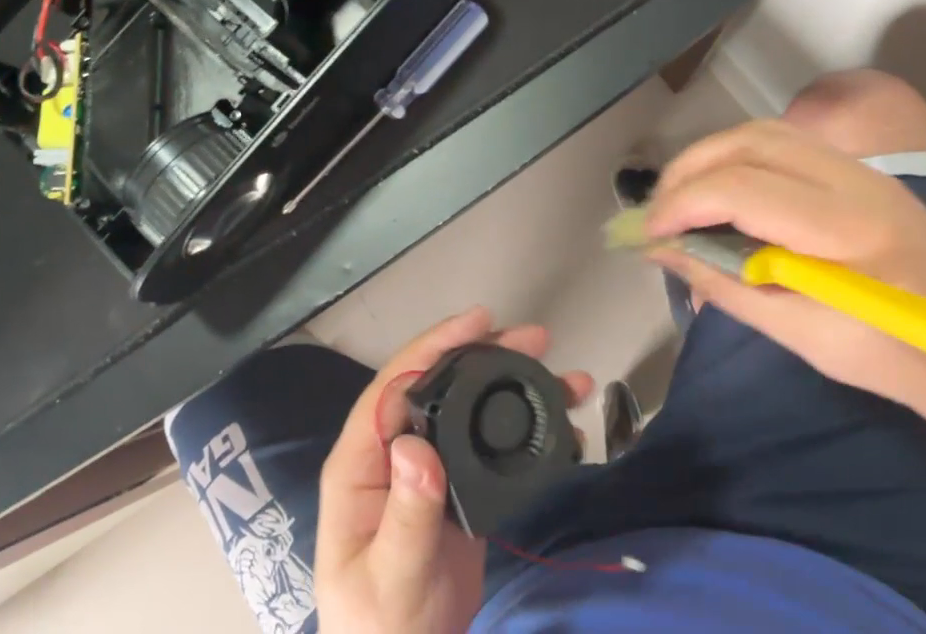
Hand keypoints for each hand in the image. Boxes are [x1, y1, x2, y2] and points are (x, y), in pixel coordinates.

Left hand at [315, 307, 592, 633]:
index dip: (433, 347)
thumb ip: (406, 514)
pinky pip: (490, 451)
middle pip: (438, 389)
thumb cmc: (377, 625)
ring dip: (512, 391)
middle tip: (536, 339)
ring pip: (469, 415)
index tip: (478, 322)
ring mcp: (429, 474)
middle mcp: (393, 455)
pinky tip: (561, 428)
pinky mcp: (458, 496)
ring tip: (564, 377)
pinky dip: (525, 434)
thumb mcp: (389, 574)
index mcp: (361, 462)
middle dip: (484, 357)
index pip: (394, 386)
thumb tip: (418, 446)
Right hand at [645, 119, 925, 406]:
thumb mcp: (799, 334)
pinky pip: (785, 144)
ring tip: (682, 198)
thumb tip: (661, 250)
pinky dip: (740, 158)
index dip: (682, 204)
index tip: (648, 235)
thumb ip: (725, 284)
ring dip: (711, 157)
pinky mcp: (861, 172)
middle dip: (688, 171)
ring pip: (764, 132)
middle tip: (657, 212)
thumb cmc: (889, 357)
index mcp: (846, 226)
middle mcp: (855, 179)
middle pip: (748, 142)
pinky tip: (724, 192)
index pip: (741, 187)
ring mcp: (862, 169)